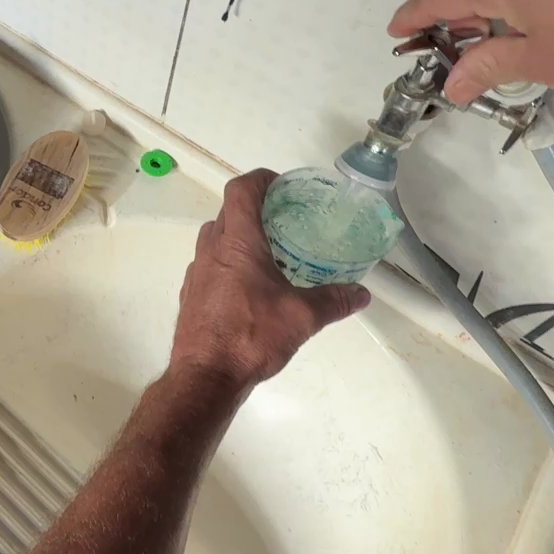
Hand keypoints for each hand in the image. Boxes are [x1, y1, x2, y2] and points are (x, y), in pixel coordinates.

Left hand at [170, 170, 369, 392]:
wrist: (205, 374)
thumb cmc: (250, 335)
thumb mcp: (302, 316)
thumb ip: (334, 300)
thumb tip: (361, 293)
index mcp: (237, 242)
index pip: (241, 190)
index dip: (260, 179)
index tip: (281, 185)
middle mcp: (211, 249)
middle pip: (228, 211)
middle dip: (254, 208)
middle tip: (284, 219)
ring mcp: (197, 270)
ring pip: (216, 237)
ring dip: (240, 235)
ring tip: (271, 252)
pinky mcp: (192, 292)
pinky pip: (210, 263)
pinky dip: (229, 260)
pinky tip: (250, 285)